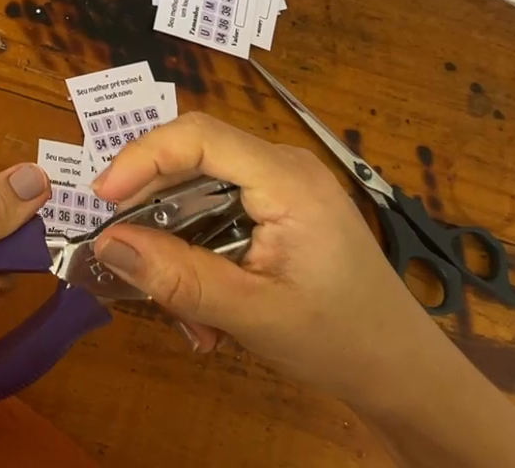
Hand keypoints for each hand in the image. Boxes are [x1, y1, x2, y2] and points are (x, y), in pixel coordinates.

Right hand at [90, 113, 451, 406]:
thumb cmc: (345, 343)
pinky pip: (212, 207)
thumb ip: (178, 278)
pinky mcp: (276, 206)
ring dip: (172, 238)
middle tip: (127, 253)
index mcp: (289, 181)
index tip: (103, 198)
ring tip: (180, 303)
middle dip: (152, 206)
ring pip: (194, 187)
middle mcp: (282, 167)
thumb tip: (106, 243)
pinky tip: (202, 303)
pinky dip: (193, 247)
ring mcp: (280, 185)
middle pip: (190, 157)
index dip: (143, 156)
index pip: (198, 136)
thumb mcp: (254, 315)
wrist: (411, 378)